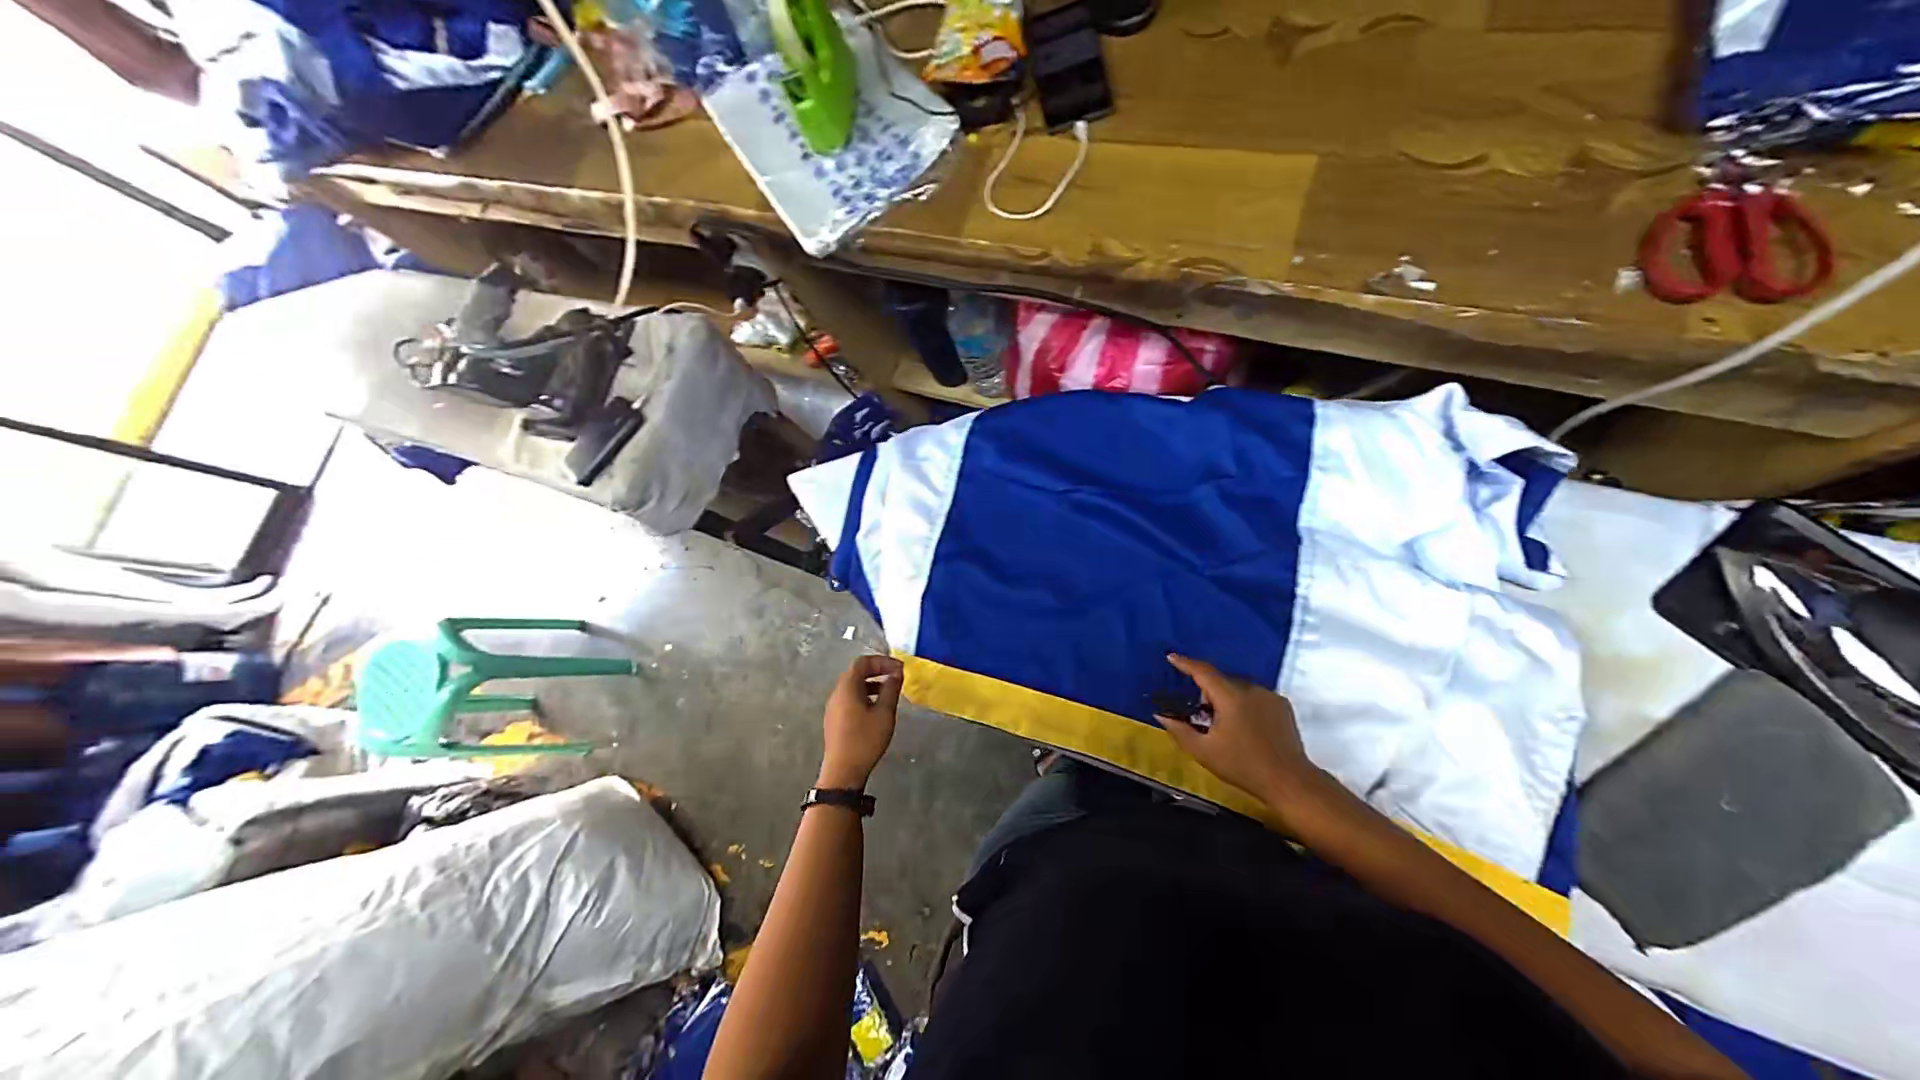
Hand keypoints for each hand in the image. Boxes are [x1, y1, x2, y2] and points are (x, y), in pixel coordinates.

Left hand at [817, 654, 904, 789]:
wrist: (843, 770)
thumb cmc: (865, 740)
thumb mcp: (884, 713)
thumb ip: (891, 689)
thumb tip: (896, 673)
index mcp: (847, 687)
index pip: (863, 662)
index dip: (882, 661)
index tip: (899, 668)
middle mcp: (837, 693)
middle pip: (856, 672)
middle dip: (877, 670)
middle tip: (896, 676)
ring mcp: (833, 706)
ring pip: (853, 686)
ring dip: (871, 684)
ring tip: (889, 692)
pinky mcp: (834, 719)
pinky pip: (849, 698)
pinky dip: (864, 695)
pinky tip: (876, 708)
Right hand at [1156, 653, 1320, 804]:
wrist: (1288, 781)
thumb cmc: (1242, 766)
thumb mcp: (1203, 751)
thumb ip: (1179, 730)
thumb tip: (1161, 715)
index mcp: (1231, 697)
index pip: (1203, 672)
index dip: (1185, 663)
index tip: (1171, 657)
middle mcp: (1251, 689)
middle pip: (1221, 681)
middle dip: (1207, 692)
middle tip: (1200, 716)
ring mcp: (1270, 696)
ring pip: (1238, 688)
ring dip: (1226, 698)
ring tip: (1224, 725)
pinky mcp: (1282, 706)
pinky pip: (1255, 696)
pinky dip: (1244, 704)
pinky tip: (1245, 726)